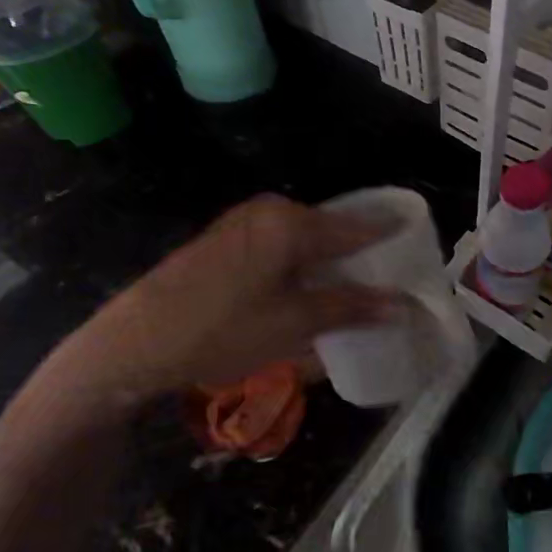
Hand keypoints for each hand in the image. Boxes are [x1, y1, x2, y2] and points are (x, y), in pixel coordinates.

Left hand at [41, 194, 399, 423]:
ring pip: (306, 236)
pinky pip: (282, 242)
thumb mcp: (293, 324)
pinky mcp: (228, 238)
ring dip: (330, 261)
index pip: (360, 225)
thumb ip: (351, 308)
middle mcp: (272, 209)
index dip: (391, 240)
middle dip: (360, 254)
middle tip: (387, 282)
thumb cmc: (221, 329)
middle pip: (333, 227)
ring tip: (352, 291)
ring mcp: (246, 221)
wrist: (134, 341)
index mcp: (292, 221)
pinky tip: (308, 289)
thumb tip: (402, 305)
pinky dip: (302, 262)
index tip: (418, 255)